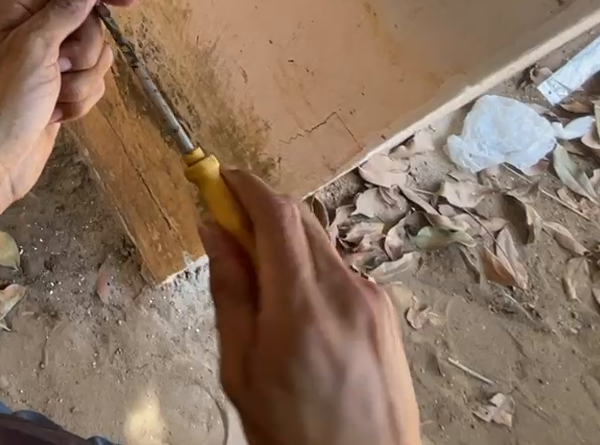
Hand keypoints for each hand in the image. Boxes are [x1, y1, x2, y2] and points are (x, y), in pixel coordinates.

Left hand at [0, 0, 136, 250]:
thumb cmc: (3, 102)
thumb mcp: (33, 48)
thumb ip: (64, 9)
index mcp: (18, 11)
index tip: (131, 1)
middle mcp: (33, 32)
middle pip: (89, 23)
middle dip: (83, 51)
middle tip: (59, 68)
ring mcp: (47, 64)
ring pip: (95, 58)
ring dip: (82, 81)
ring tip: (54, 98)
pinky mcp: (59, 92)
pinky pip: (90, 84)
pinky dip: (80, 101)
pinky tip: (57, 115)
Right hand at [203, 169, 420, 444]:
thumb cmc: (292, 433)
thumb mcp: (240, 367)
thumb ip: (229, 290)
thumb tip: (213, 229)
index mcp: (302, 307)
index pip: (277, 215)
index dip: (245, 186)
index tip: (219, 180)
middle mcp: (345, 292)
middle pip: (299, 218)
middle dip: (260, 209)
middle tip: (228, 227)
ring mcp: (372, 301)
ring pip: (318, 242)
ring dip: (284, 241)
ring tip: (262, 284)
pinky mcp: (386, 314)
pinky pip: (338, 269)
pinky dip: (309, 267)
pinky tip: (297, 309)